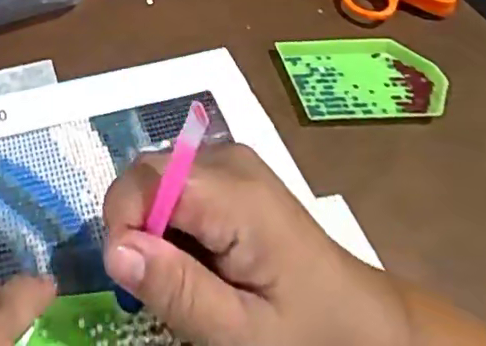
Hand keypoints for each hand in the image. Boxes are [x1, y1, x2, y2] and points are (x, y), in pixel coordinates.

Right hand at [101, 143, 485, 345]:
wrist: (371, 325)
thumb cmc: (312, 336)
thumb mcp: (244, 335)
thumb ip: (178, 290)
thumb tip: (113, 249)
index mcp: (235, 192)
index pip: (147, 180)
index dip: (122, 222)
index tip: (127, 279)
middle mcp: (227, 158)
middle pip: (149, 177)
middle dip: (138, 230)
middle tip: (159, 292)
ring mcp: (230, 160)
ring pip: (158, 183)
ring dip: (155, 231)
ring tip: (187, 282)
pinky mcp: (231, 172)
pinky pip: (178, 188)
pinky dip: (173, 226)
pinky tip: (202, 263)